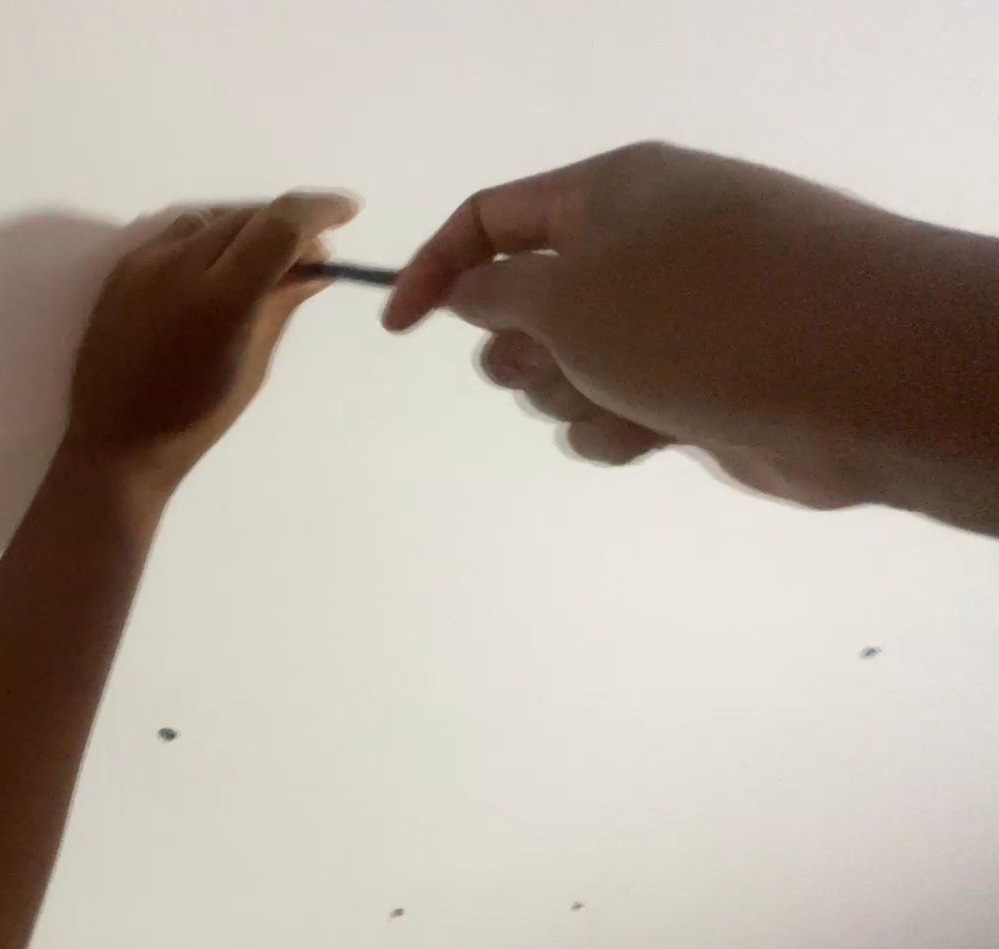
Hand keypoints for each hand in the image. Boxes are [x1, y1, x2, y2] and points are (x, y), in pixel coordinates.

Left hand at [63, 191, 359, 489]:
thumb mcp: (251, 368)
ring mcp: (143, 264)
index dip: (321, 210)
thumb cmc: (191, 423)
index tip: (347, 213)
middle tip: (308, 259)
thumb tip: (315, 267)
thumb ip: (281, 306)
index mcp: (220, 299)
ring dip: (247, 229)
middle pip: (249, 216)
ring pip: (211, 219)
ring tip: (262, 265)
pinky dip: (208, 241)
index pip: (282, 225)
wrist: (114, 443)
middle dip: (288, 225)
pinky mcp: (120, 271)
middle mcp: (178, 267)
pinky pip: (176, 236)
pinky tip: (217, 271)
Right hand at [384, 141, 957, 509]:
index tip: (398, 328)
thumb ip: (491, 291)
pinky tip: (656, 427)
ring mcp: (662, 319)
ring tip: (624, 395)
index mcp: (608, 200)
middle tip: (556, 357)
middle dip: (518, 348)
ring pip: (553, 370)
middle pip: (514, 306)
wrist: (872, 385)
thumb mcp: (566, 292)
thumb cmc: (700, 318)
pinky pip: (601, 411)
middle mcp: (633, 251)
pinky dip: (612, 426)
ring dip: (568, 393)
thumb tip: (467, 290)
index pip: (486, 221)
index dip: (432, 269)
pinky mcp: (683, 380)